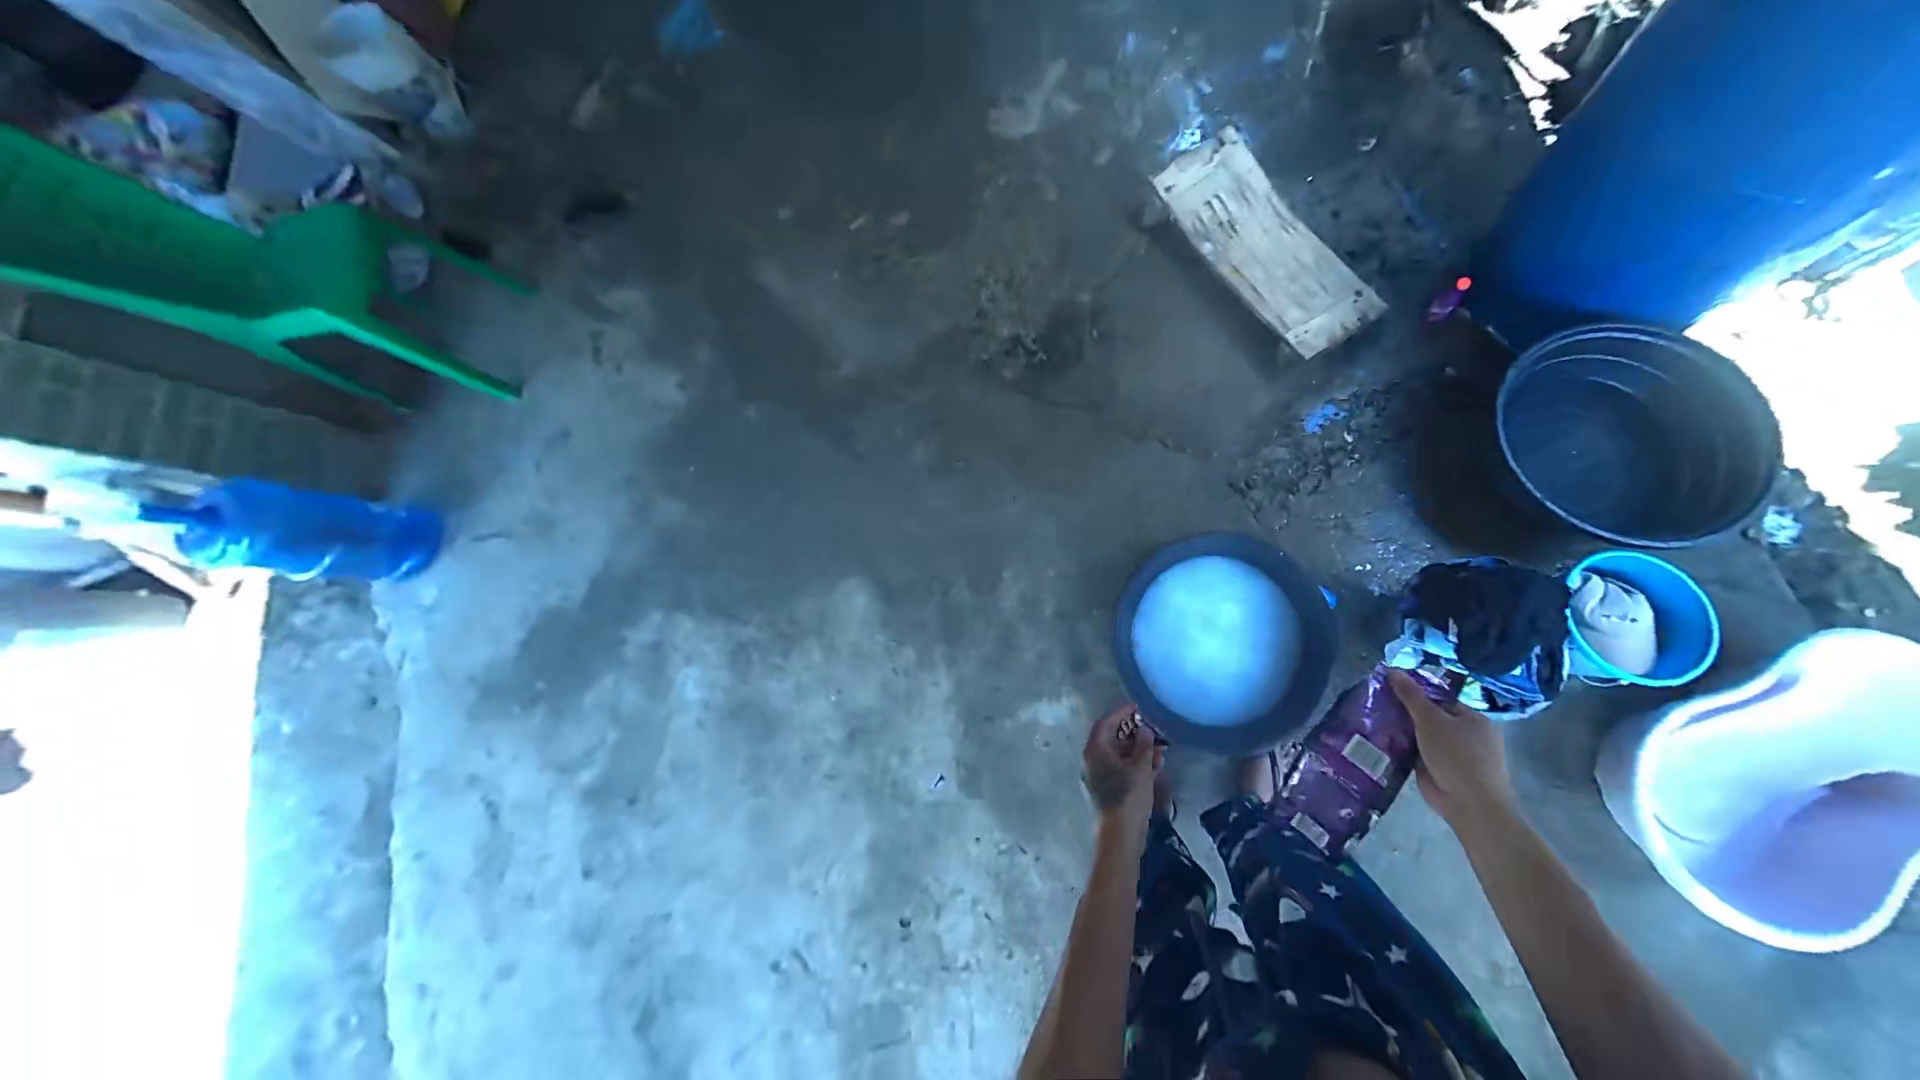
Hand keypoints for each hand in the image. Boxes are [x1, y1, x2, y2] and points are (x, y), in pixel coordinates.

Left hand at [1082, 703, 1162, 825]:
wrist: (1121, 833)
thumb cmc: (1129, 796)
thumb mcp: (1140, 767)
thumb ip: (1144, 744)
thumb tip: (1144, 729)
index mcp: (1095, 749)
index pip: (1106, 723)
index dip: (1122, 713)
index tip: (1139, 708)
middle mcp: (1094, 758)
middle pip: (1113, 737)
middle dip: (1135, 733)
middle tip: (1154, 730)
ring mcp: (1100, 774)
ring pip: (1120, 754)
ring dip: (1140, 749)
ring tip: (1161, 749)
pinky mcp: (1109, 787)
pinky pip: (1122, 767)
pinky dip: (1137, 764)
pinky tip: (1155, 765)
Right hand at [1386, 669, 1517, 829]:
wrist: (1469, 803)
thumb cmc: (1456, 756)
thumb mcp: (1431, 720)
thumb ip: (1411, 696)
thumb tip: (1393, 670)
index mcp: (1473, 719)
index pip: (1440, 699)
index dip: (1415, 694)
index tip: (1388, 692)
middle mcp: (1467, 735)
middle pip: (1430, 718)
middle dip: (1405, 714)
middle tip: (1376, 706)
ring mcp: (1454, 755)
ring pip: (1422, 736)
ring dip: (1402, 733)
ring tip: (1372, 723)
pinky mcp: (1441, 771)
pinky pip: (1418, 753)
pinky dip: (1403, 750)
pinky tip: (1381, 743)